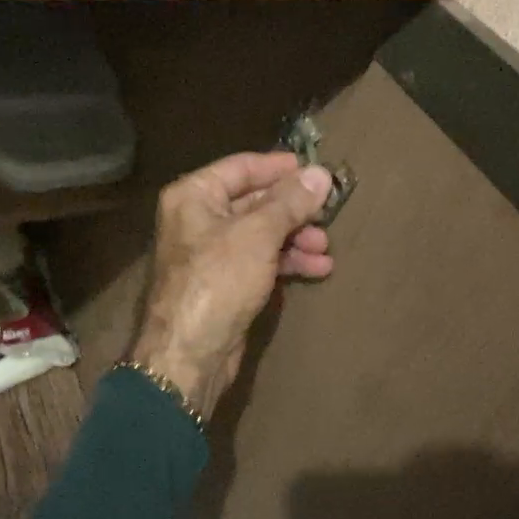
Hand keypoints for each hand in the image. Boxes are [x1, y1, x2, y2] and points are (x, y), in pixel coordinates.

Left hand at [130, 151, 333, 419]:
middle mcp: (196, 217)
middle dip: (292, 209)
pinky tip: (317, 268)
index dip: (278, 168)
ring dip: (294, 237)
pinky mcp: (223, 282)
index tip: (315, 169)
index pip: (240, 168)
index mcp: (192, 195)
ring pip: (259, 233)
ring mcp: (209, 251)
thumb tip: (319, 174)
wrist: (189, 351)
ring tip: (326, 247)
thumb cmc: (217, 280)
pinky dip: (285, 261)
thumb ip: (289, 203)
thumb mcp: (257, 235)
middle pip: (252, 201)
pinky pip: (259, 260)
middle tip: (329, 213)